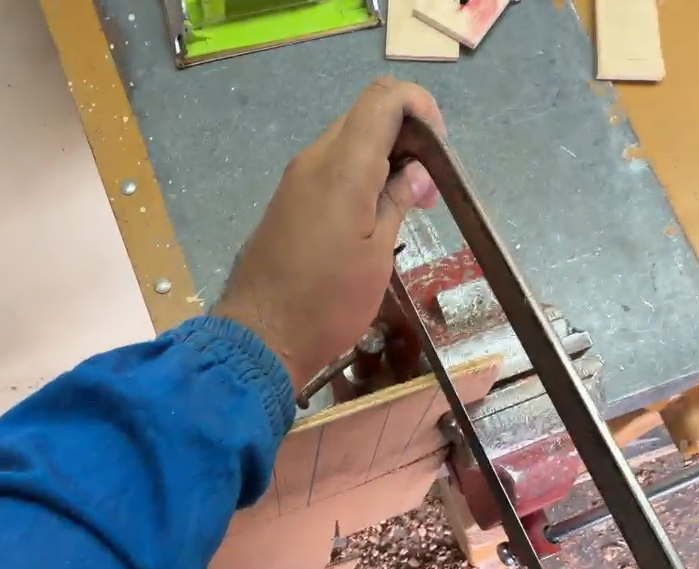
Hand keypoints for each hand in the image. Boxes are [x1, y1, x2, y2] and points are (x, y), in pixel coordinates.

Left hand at [214, 77, 443, 388]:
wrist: (260, 339)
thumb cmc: (327, 304)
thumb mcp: (376, 258)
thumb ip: (396, 204)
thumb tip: (415, 172)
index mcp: (342, 167)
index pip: (384, 98)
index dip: (420, 108)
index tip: (438, 152)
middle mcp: (313, 161)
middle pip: (365, 119)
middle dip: (403, 141)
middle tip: (424, 193)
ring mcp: (294, 182)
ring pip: (345, 147)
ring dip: (379, 165)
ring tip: (401, 211)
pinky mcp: (285, 205)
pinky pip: (327, 174)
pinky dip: (355, 182)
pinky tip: (368, 222)